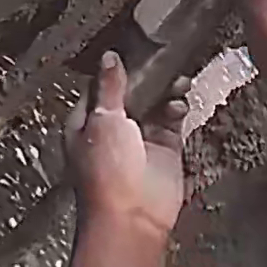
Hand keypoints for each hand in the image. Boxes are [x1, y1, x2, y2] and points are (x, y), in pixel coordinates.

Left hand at [66, 51, 187, 238]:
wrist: (133, 217)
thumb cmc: (107, 170)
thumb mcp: (104, 120)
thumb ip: (110, 87)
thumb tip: (110, 56)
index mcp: (87, 121)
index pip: (101, 85)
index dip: (118, 69)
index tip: (136, 49)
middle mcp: (112, 128)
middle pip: (132, 92)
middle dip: (147, 77)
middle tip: (164, 61)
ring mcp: (140, 137)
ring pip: (155, 103)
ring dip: (166, 90)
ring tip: (179, 81)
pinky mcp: (165, 147)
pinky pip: (173, 119)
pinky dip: (177, 108)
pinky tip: (180, 104)